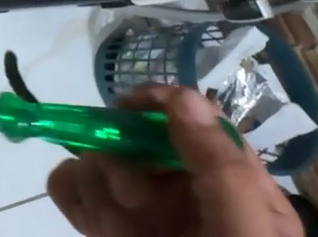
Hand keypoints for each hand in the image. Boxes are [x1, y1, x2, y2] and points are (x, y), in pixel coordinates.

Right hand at [48, 86, 299, 236]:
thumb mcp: (248, 234)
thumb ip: (220, 167)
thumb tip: (182, 95)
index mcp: (235, 187)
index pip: (194, 116)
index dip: (160, 103)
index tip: (132, 110)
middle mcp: (184, 188)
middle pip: (132, 131)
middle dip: (124, 155)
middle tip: (138, 198)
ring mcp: (140, 208)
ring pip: (96, 154)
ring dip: (99, 183)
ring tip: (120, 228)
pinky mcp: (103, 224)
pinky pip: (68, 184)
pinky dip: (74, 196)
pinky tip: (96, 225)